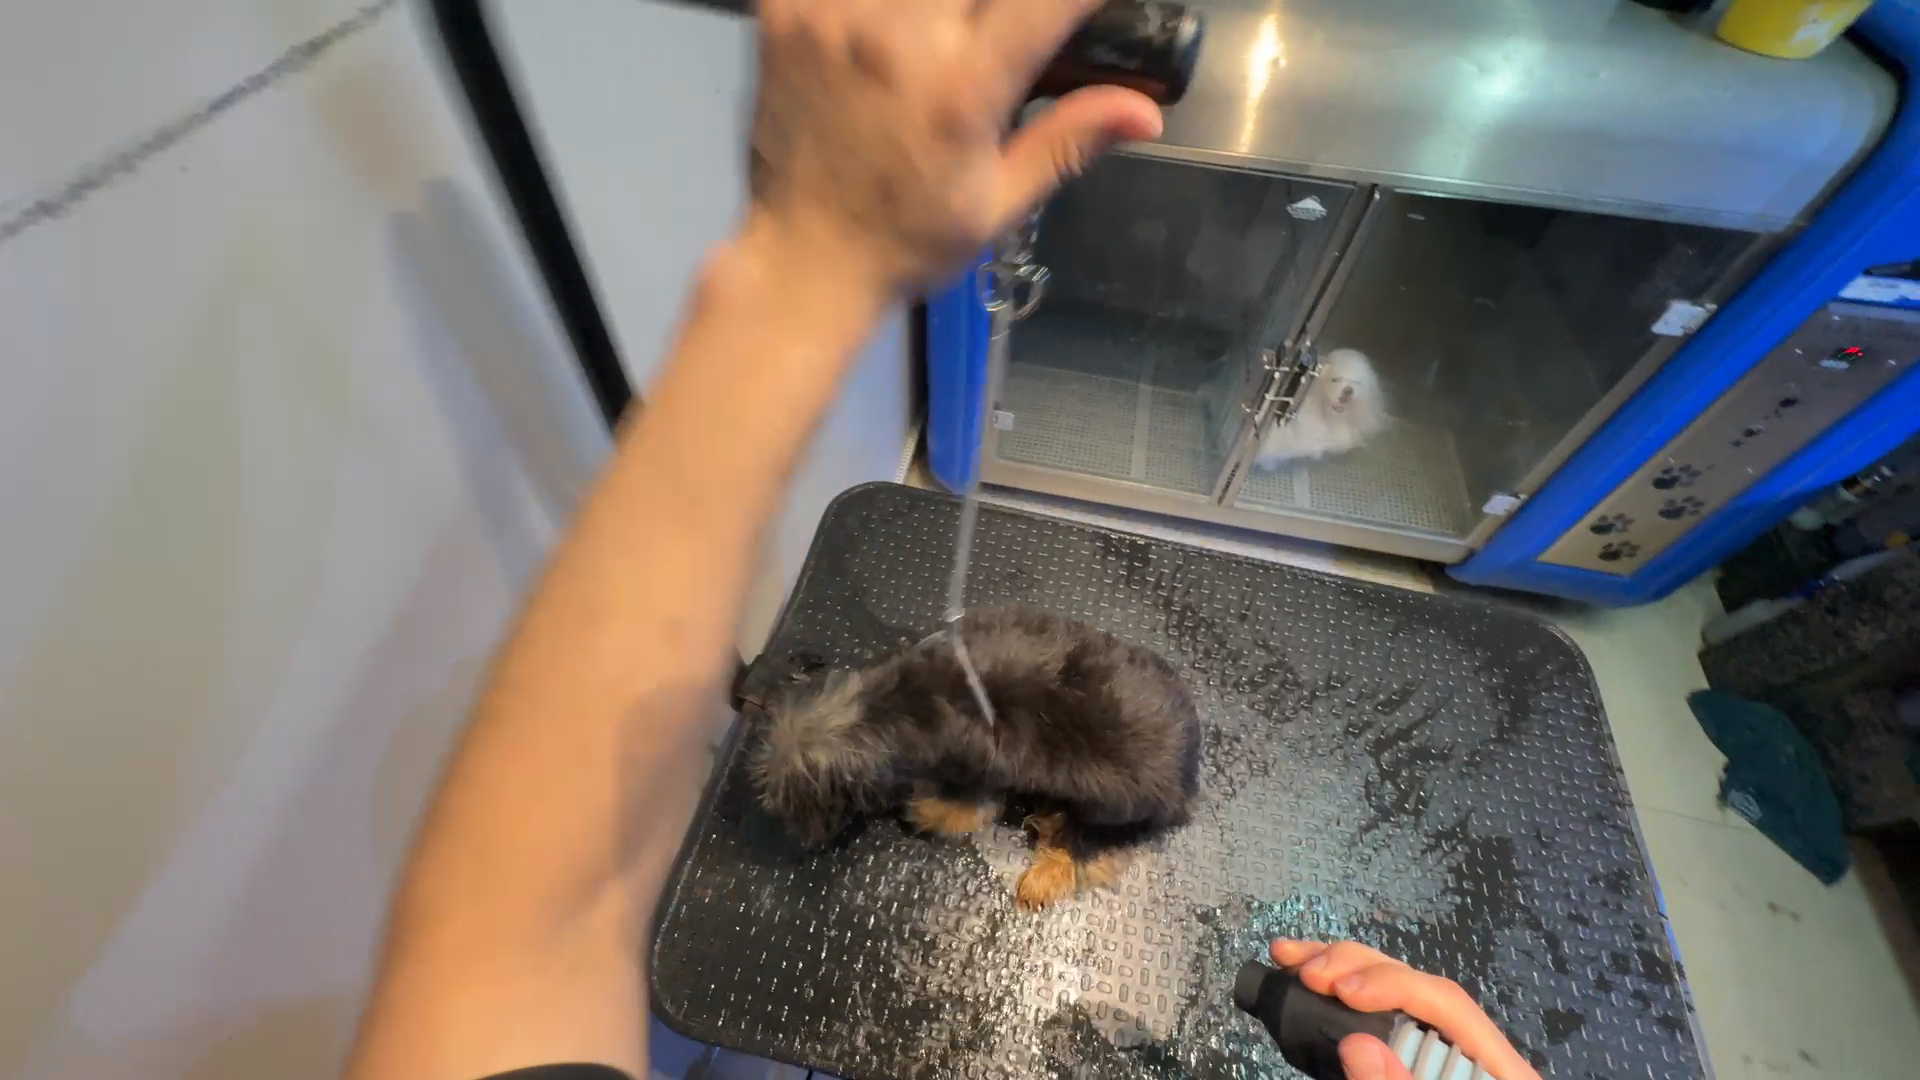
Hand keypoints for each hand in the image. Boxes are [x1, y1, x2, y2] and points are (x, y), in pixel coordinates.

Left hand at [747, 0, 1163, 294]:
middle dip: (1002, 3)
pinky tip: (889, 25)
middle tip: (996, 34)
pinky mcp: (785, 8)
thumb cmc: (905, 246)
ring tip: (943, 32)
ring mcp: (834, 11)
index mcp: (961, 89)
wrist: (806, 263)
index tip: (1087, 8)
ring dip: (940, 2)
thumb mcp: (996, 206)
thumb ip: (1067, 141)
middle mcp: (898, 34)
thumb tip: (1144, 112)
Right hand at [1269, 940, 1542, 1079]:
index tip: (1339, 992)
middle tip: (1303, 971)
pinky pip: (1374, 1020)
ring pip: (1389, 994)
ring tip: (1289, 957)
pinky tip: (1303, 979)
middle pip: (1413, 988)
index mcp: (1500, 1077)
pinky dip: (1334, 995)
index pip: (1447, 1006)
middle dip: (1353, 967)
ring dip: (1335, 968)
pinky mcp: (1407, 1067)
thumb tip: (1356, 1045)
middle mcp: (1470, 1060)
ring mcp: (1437, 1062)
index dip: (1392, 985)